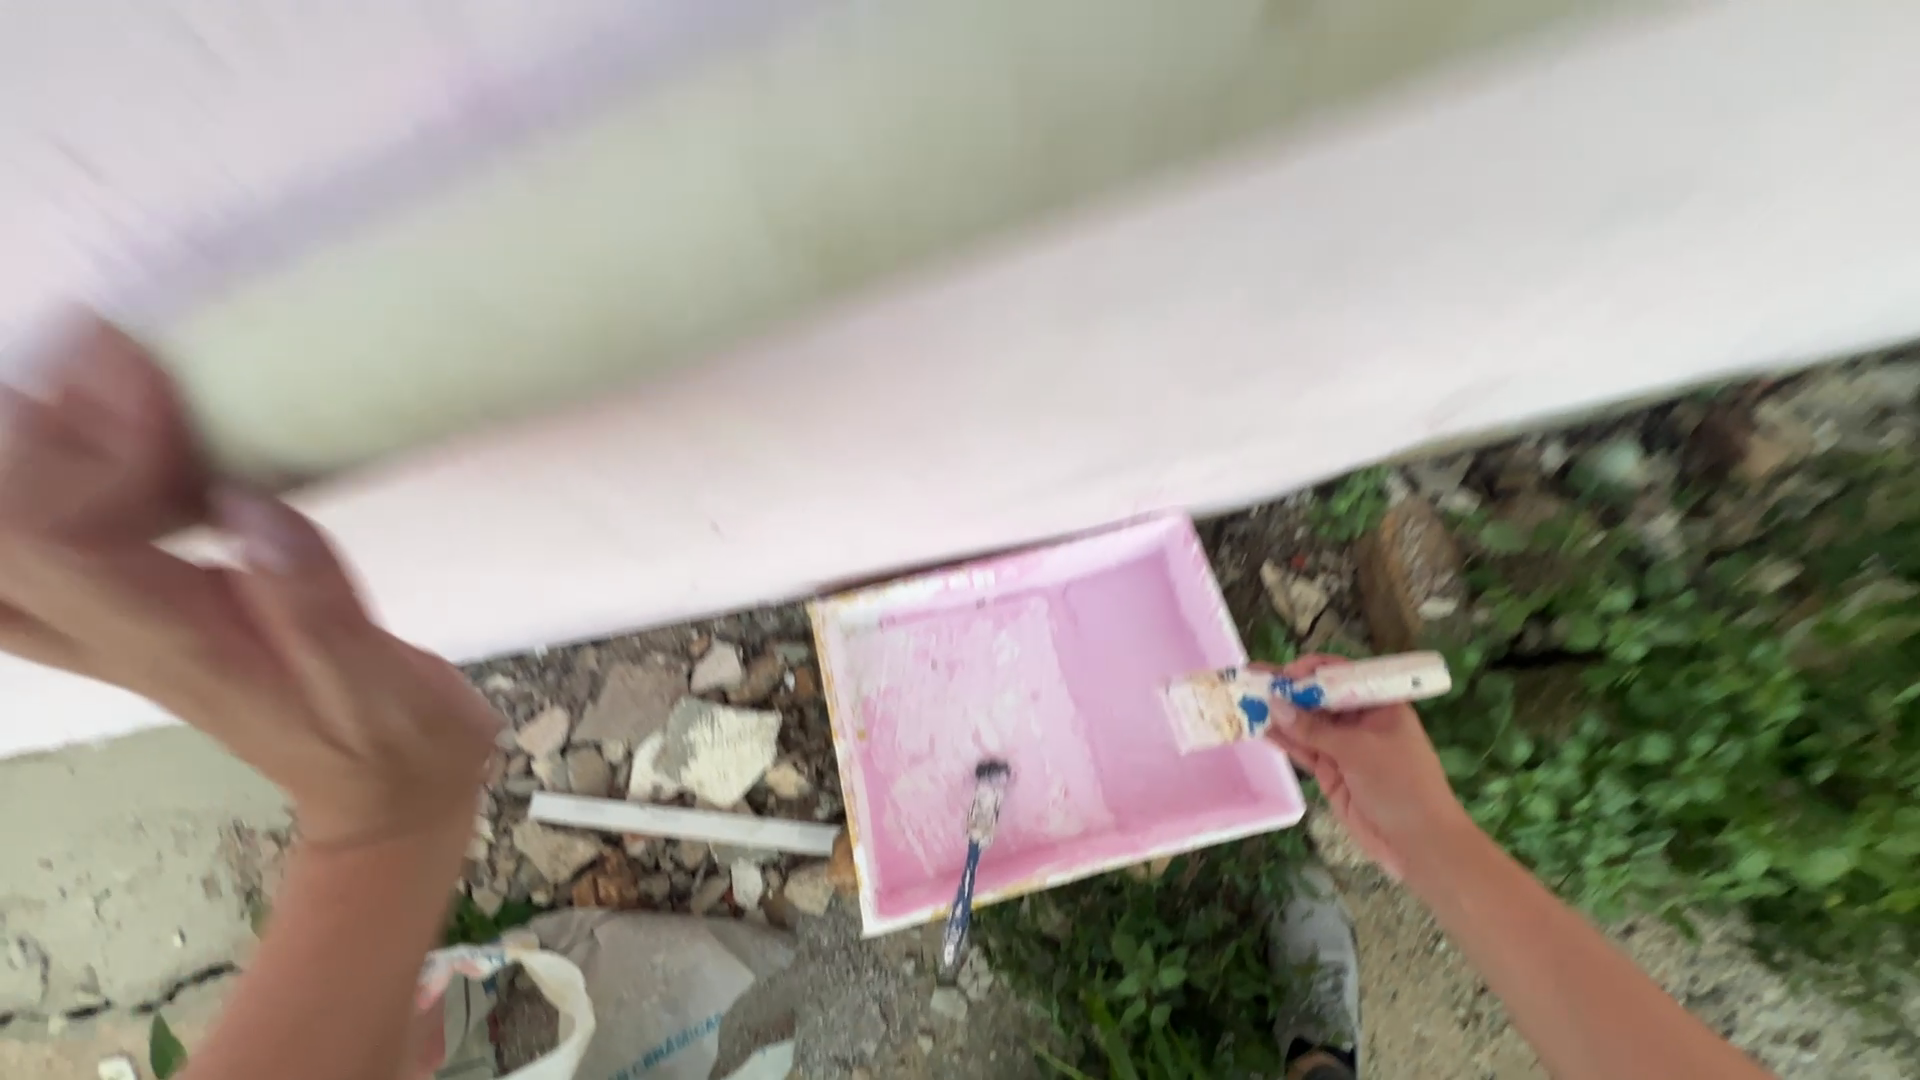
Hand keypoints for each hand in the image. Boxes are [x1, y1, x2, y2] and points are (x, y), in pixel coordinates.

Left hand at [0, 315, 499, 846]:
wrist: (392, 789)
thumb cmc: (398, 740)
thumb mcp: (381, 684)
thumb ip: (317, 604)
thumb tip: (251, 505)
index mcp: (178, 647)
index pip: (60, 537)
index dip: (80, 441)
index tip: (137, 360)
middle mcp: (125, 638)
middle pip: (0, 532)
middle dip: (32, 432)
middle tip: (106, 354)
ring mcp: (128, 634)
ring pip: (5, 547)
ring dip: (27, 458)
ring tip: (93, 384)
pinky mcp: (155, 624)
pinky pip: (51, 555)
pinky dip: (51, 489)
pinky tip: (107, 451)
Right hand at [1259, 654, 1475, 881]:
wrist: (1420, 844)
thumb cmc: (1402, 786)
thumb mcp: (1359, 751)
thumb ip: (1313, 729)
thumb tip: (1274, 703)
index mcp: (1380, 706)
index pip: (1343, 676)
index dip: (1314, 671)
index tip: (1287, 674)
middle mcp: (1360, 722)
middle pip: (1319, 698)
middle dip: (1288, 690)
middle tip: (1254, 680)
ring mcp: (1344, 747)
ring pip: (1306, 724)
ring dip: (1278, 713)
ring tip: (1245, 700)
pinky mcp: (1330, 771)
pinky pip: (1302, 748)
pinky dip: (1281, 739)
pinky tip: (1258, 727)